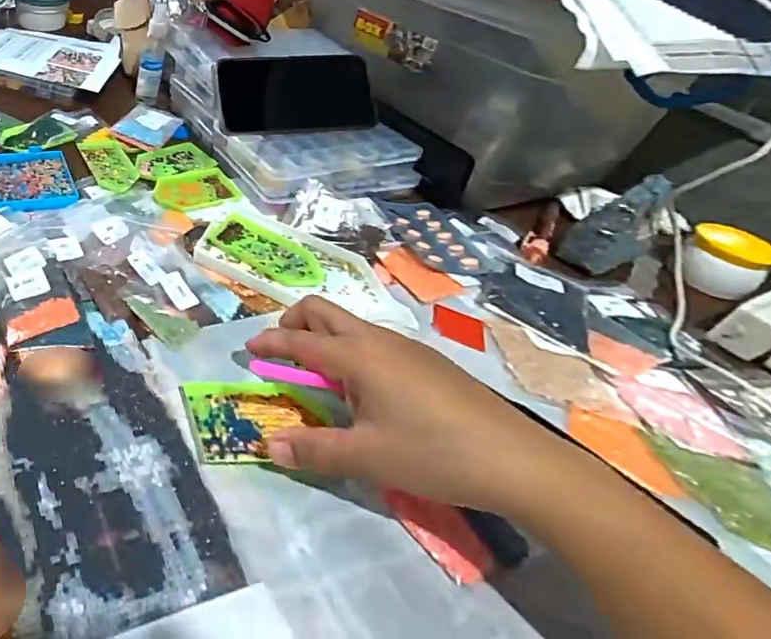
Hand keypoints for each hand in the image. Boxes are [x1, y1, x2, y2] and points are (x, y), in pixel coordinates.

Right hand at [246, 296, 583, 515]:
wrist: (521, 461)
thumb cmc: (434, 454)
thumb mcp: (368, 457)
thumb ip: (314, 449)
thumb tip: (269, 445)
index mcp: (355, 355)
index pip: (298, 338)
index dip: (270, 342)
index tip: (249, 349)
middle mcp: (376, 339)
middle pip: (322, 310)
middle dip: (294, 322)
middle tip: (283, 350)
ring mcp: (407, 346)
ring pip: (351, 324)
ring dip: (325, 336)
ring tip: (324, 377)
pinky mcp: (429, 360)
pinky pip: (375, 340)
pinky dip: (353, 349)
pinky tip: (369, 390)